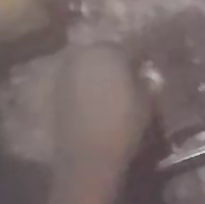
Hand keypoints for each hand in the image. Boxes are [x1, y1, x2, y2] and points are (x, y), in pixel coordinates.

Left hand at [53, 45, 147, 193]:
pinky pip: (78, 83)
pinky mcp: (56, 91)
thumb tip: (146, 74)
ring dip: (101, 76)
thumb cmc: (124, 124)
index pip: (129, 48)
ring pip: (89, 67)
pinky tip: (98, 103)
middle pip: (104, 54)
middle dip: (117, 64)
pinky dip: (88, 89)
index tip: (148, 70)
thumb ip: (147, 82)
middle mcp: (83, 55)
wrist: (88, 155)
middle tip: (132, 80)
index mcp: (108, 51)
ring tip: (115, 93)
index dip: (140, 60)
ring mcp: (66, 72)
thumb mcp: (147, 103)